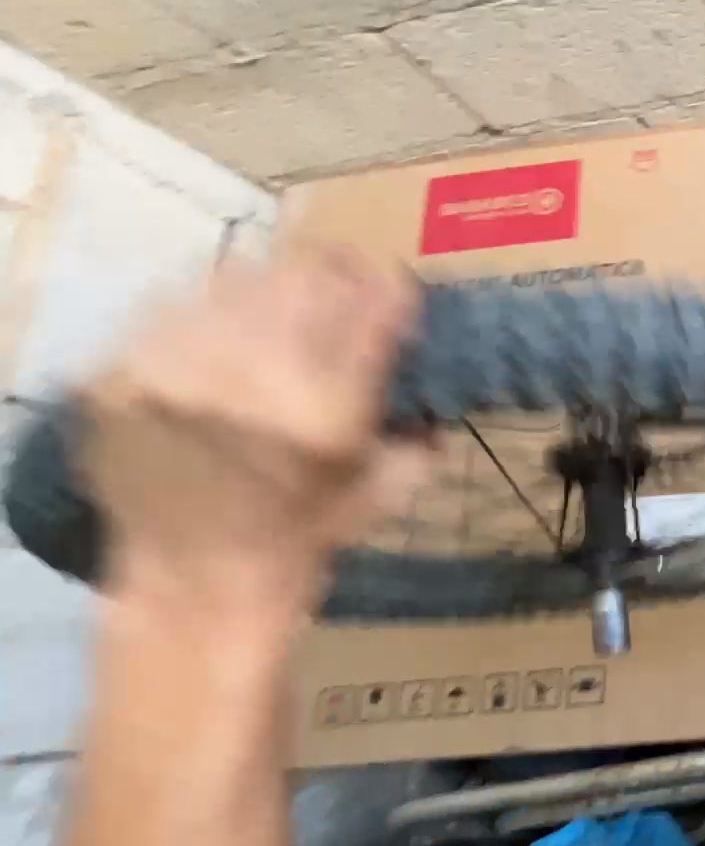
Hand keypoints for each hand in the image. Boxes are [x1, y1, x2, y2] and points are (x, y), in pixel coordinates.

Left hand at [80, 243, 431, 630]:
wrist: (197, 573)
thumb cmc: (309, 531)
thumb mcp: (388, 488)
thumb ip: (421, 436)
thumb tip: (441, 396)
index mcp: (327, 408)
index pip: (372, 311)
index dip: (392, 286)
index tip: (402, 281)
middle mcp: (250, 378)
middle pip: (305, 280)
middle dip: (339, 272)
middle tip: (353, 274)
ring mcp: (176, 370)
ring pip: (239, 281)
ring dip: (278, 282)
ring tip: (294, 292)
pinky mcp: (122, 373)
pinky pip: (175, 307)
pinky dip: (214, 303)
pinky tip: (232, 318)